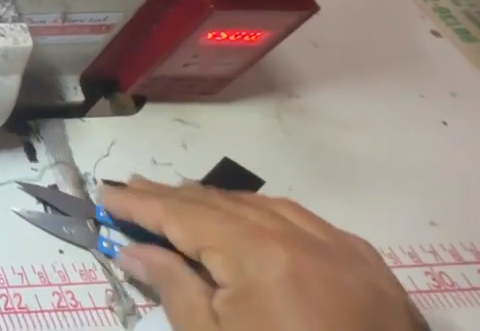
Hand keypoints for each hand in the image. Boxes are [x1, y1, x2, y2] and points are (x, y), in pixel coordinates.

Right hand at [100, 178, 423, 330]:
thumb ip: (172, 288)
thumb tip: (133, 249)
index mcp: (259, 256)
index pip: (182, 215)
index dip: (139, 204)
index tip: (104, 194)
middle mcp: (303, 240)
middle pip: (220, 205)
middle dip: (172, 198)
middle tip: (131, 190)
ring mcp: (345, 253)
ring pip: (264, 207)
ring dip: (217, 203)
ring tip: (182, 202)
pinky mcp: (375, 274)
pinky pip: (310, 224)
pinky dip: (269, 216)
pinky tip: (251, 221)